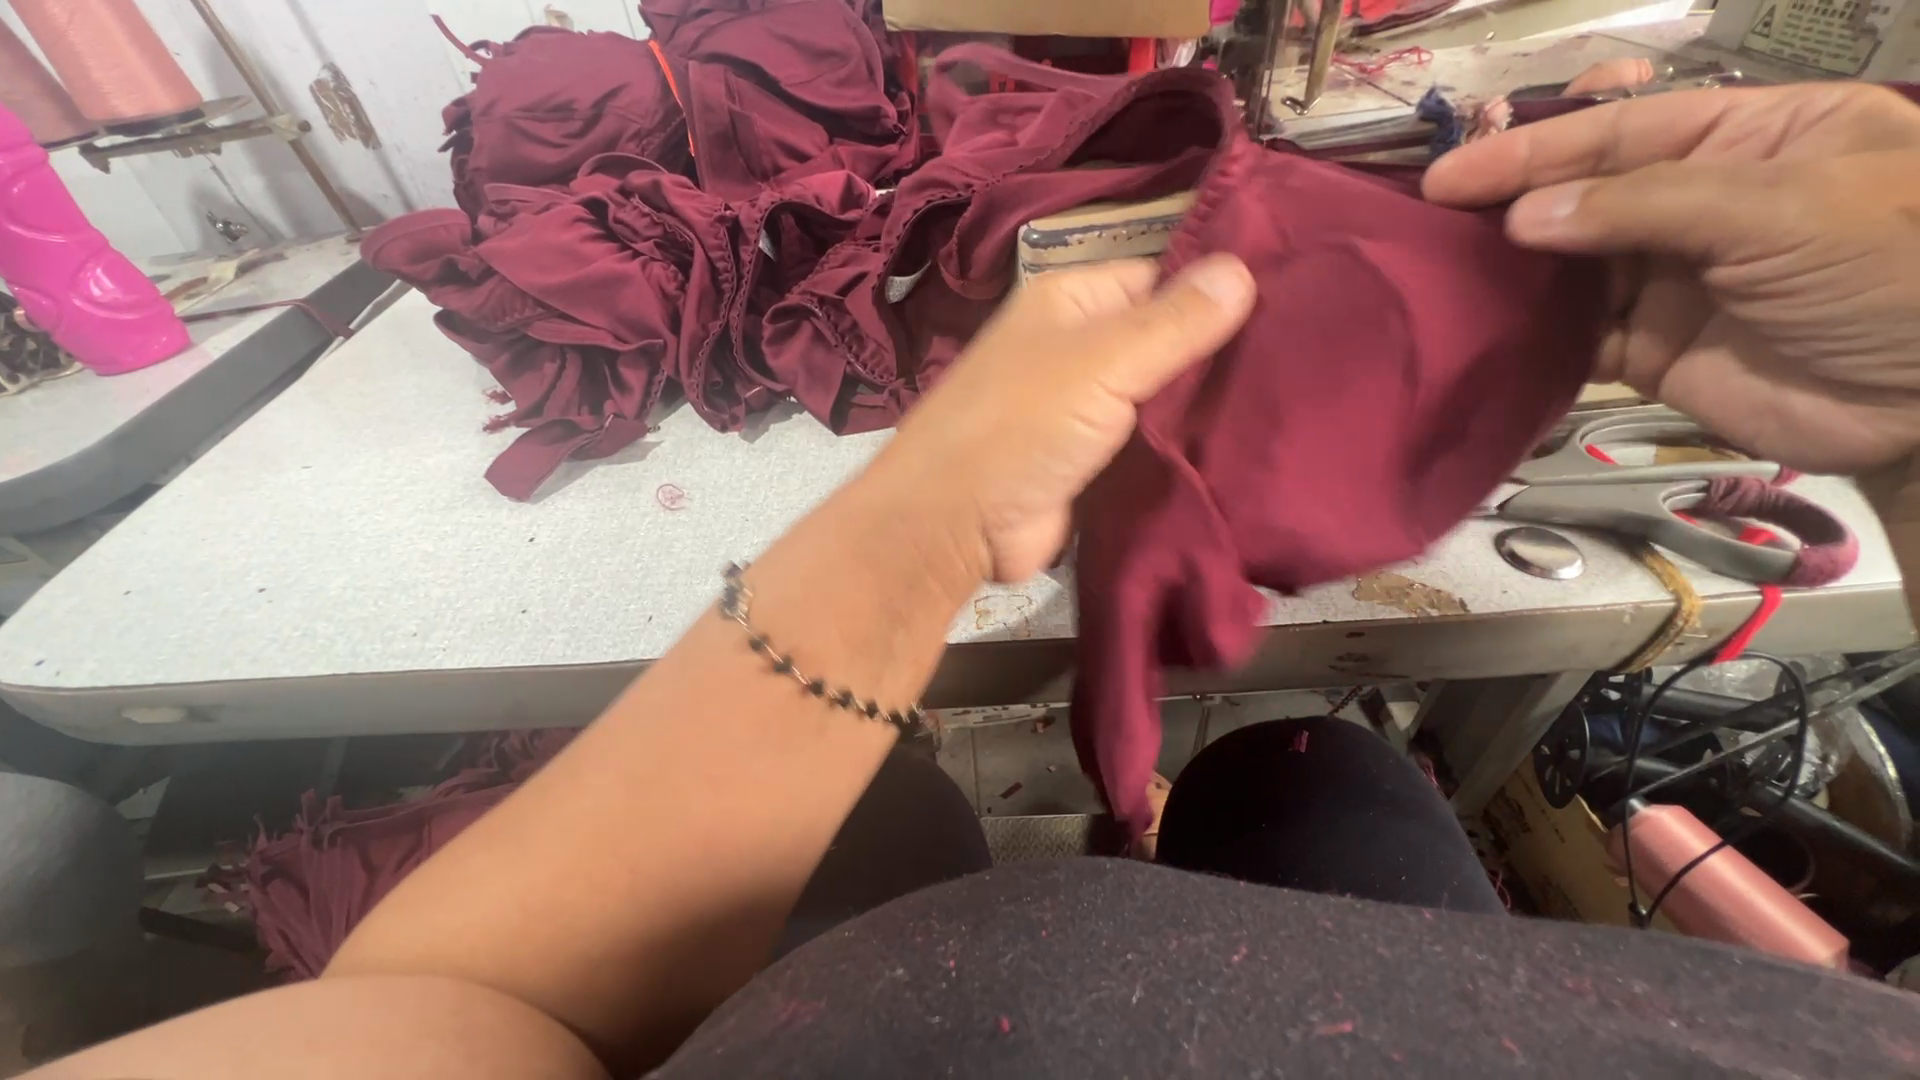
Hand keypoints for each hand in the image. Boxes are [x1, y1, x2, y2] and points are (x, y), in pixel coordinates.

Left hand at [873, 255, 1255, 583]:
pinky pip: (1146, 444)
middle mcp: (1076, 346)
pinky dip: (1180, 448)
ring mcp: (1082, 407)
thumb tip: (1243, 267)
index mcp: (1071, 300)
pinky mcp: (1089, 461)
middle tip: (1301, 365)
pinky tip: (1239, 450)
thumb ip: (1172, 322)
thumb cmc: (1020, 425)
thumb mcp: (1102, 362)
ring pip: (1158, 396)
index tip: (1292, 306)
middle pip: (1162, 340)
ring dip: (1202, 408)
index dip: (1216, 291)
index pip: (1160, 277)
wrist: (957, 522)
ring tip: (1287, 405)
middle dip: (1217, 355)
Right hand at [1424, 82, 1919, 473]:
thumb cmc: (1895, 271)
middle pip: (1576, 198)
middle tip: (1423, 226)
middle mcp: (1691, 207)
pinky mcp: (1639, 351)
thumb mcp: (1785, 208)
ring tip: (1434, 277)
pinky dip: (1522, 338)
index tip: (1448, 179)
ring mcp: (1662, 282)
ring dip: (1503, 274)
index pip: (1615, 134)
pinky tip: (1476, 333)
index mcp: (1744, 141)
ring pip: (1561, 270)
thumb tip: (1524, 218)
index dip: (1528, 152)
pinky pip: (1565, 338)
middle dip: (1502, 209)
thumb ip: (1647, 204)